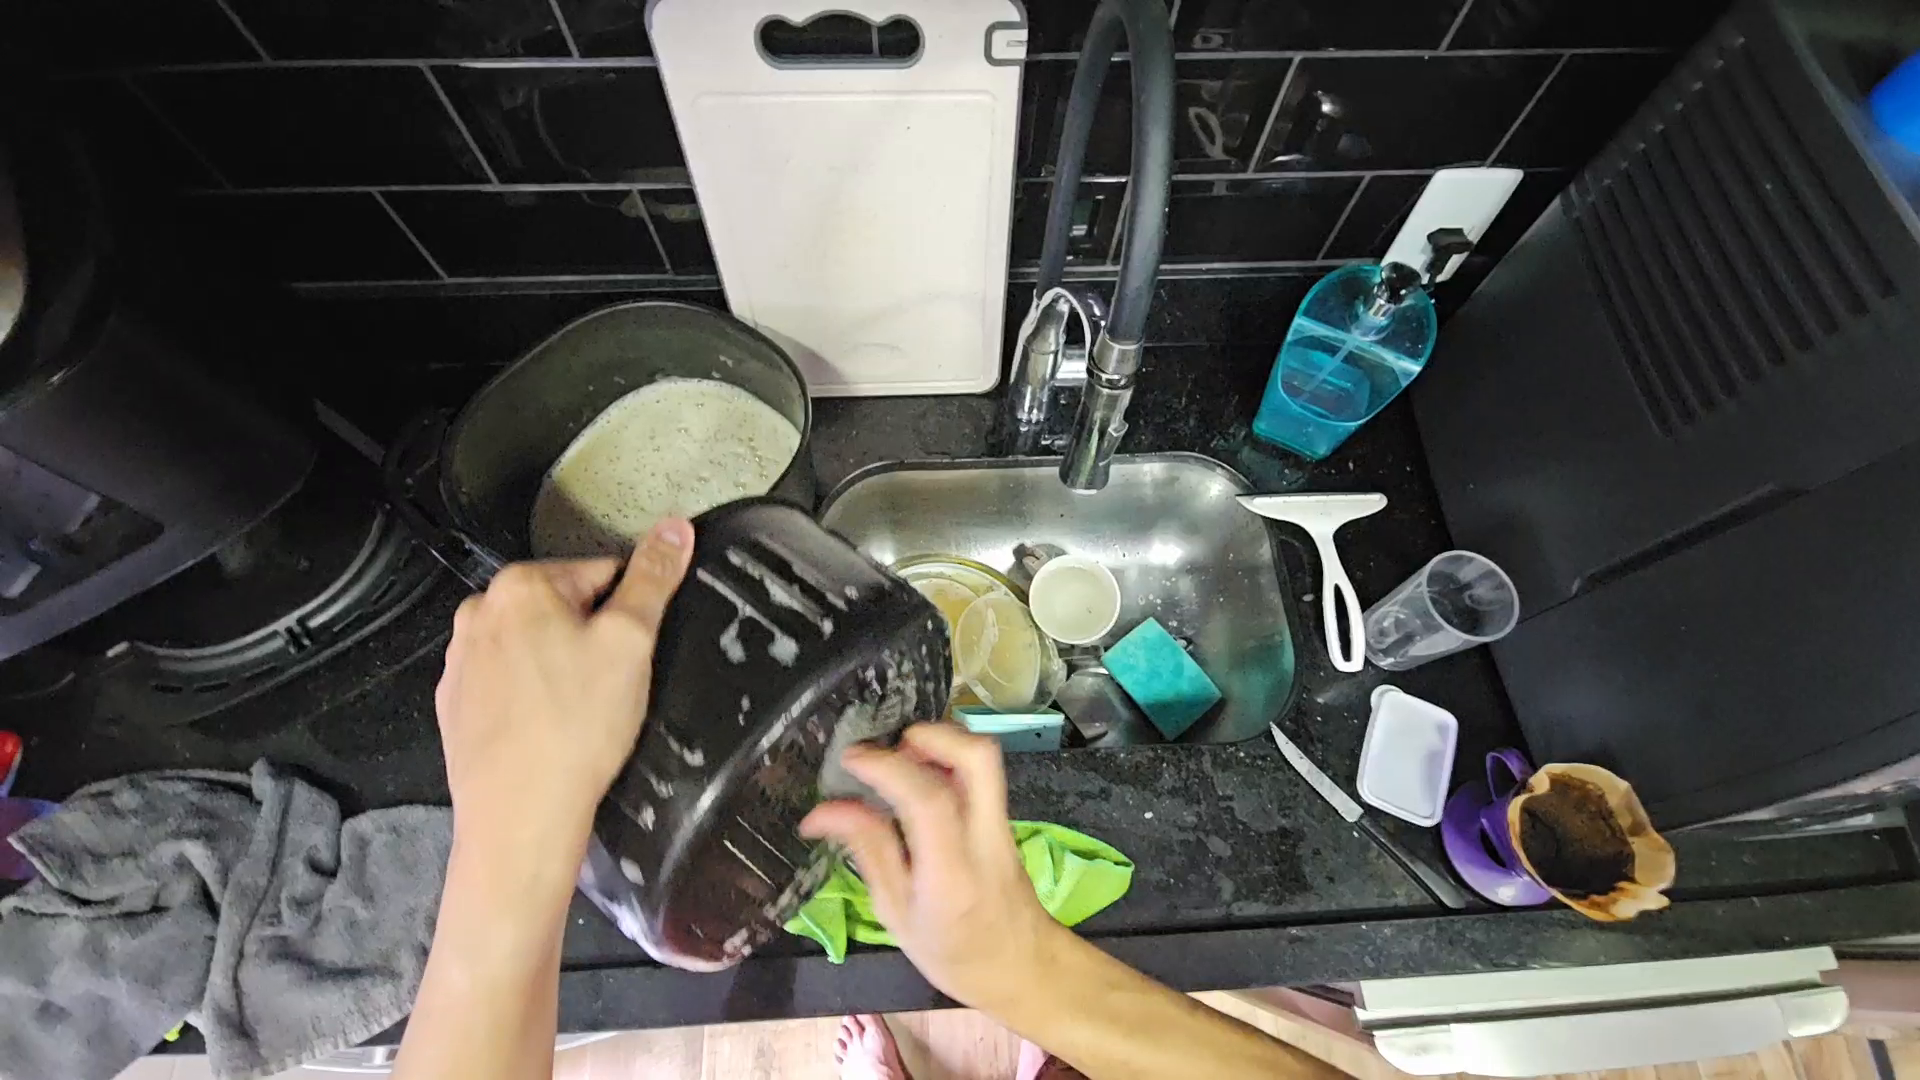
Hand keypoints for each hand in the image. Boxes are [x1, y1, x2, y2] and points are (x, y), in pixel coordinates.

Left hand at [435, 518, 694, 863]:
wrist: (521, 814)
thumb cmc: (578, 723)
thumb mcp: (631, 640)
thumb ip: (654, 578)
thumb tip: (677, 526)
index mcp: (521, 586)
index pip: (603, 573)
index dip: (630, 611)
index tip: (631, 652)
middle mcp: (479, 612)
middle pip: (567, 605)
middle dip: (594, 635)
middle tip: (611, 683)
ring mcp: (461, 660)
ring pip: (539, 643)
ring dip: (565, 662)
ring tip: (583, 708)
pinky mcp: (457, 703)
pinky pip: (513, 680)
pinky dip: (537, 693)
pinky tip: (553, 725)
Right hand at [799, 724, 1066, 1011]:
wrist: (1022, 965)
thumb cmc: (952, 952)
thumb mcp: (896, 913)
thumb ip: (868, 851)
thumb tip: (823, 810)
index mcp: (952, 874)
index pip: (928, 800)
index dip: (887, 767)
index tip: (850, 757)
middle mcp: (985, 837)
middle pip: (977, 758)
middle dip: (931, 734)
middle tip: (890, 746)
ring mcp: (1002, 820)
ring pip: (984, 756)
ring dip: (940, 739)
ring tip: (901, 755)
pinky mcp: (1004, 812)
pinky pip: (980, 768)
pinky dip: (948, 754)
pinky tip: (920, 770)